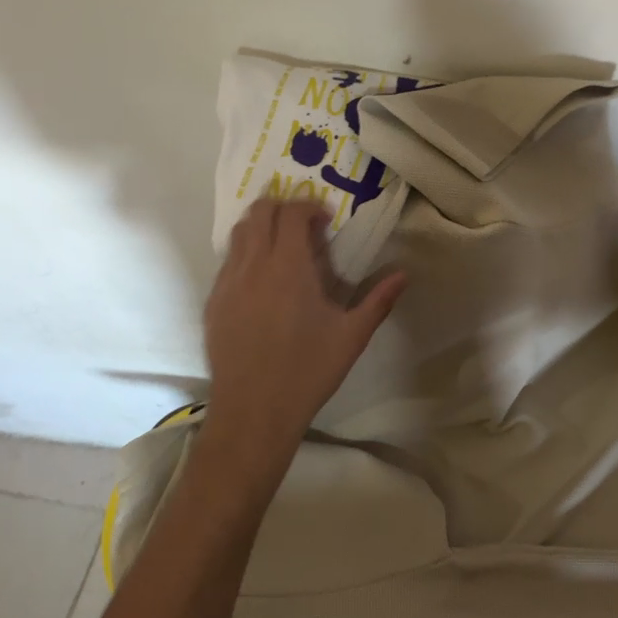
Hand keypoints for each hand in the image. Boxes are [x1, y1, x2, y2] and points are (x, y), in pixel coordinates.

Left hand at [202, 197, 407, 457]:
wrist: (254, 411)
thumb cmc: (307, 371)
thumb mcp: (351, 336)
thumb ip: (378, 301)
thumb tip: (403, 274)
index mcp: (288, 267)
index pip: (291, 212)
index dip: (309, 207)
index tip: (325, 221)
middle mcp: (253, 265)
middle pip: (259, 212)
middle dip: (282, 207)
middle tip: (303, 226)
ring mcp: (228, 283)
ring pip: (238, 233)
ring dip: (261, 227)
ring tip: (281, 247)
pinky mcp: (213, 303)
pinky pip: (227, 262)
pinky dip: (245, 255)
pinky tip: (261, 281)